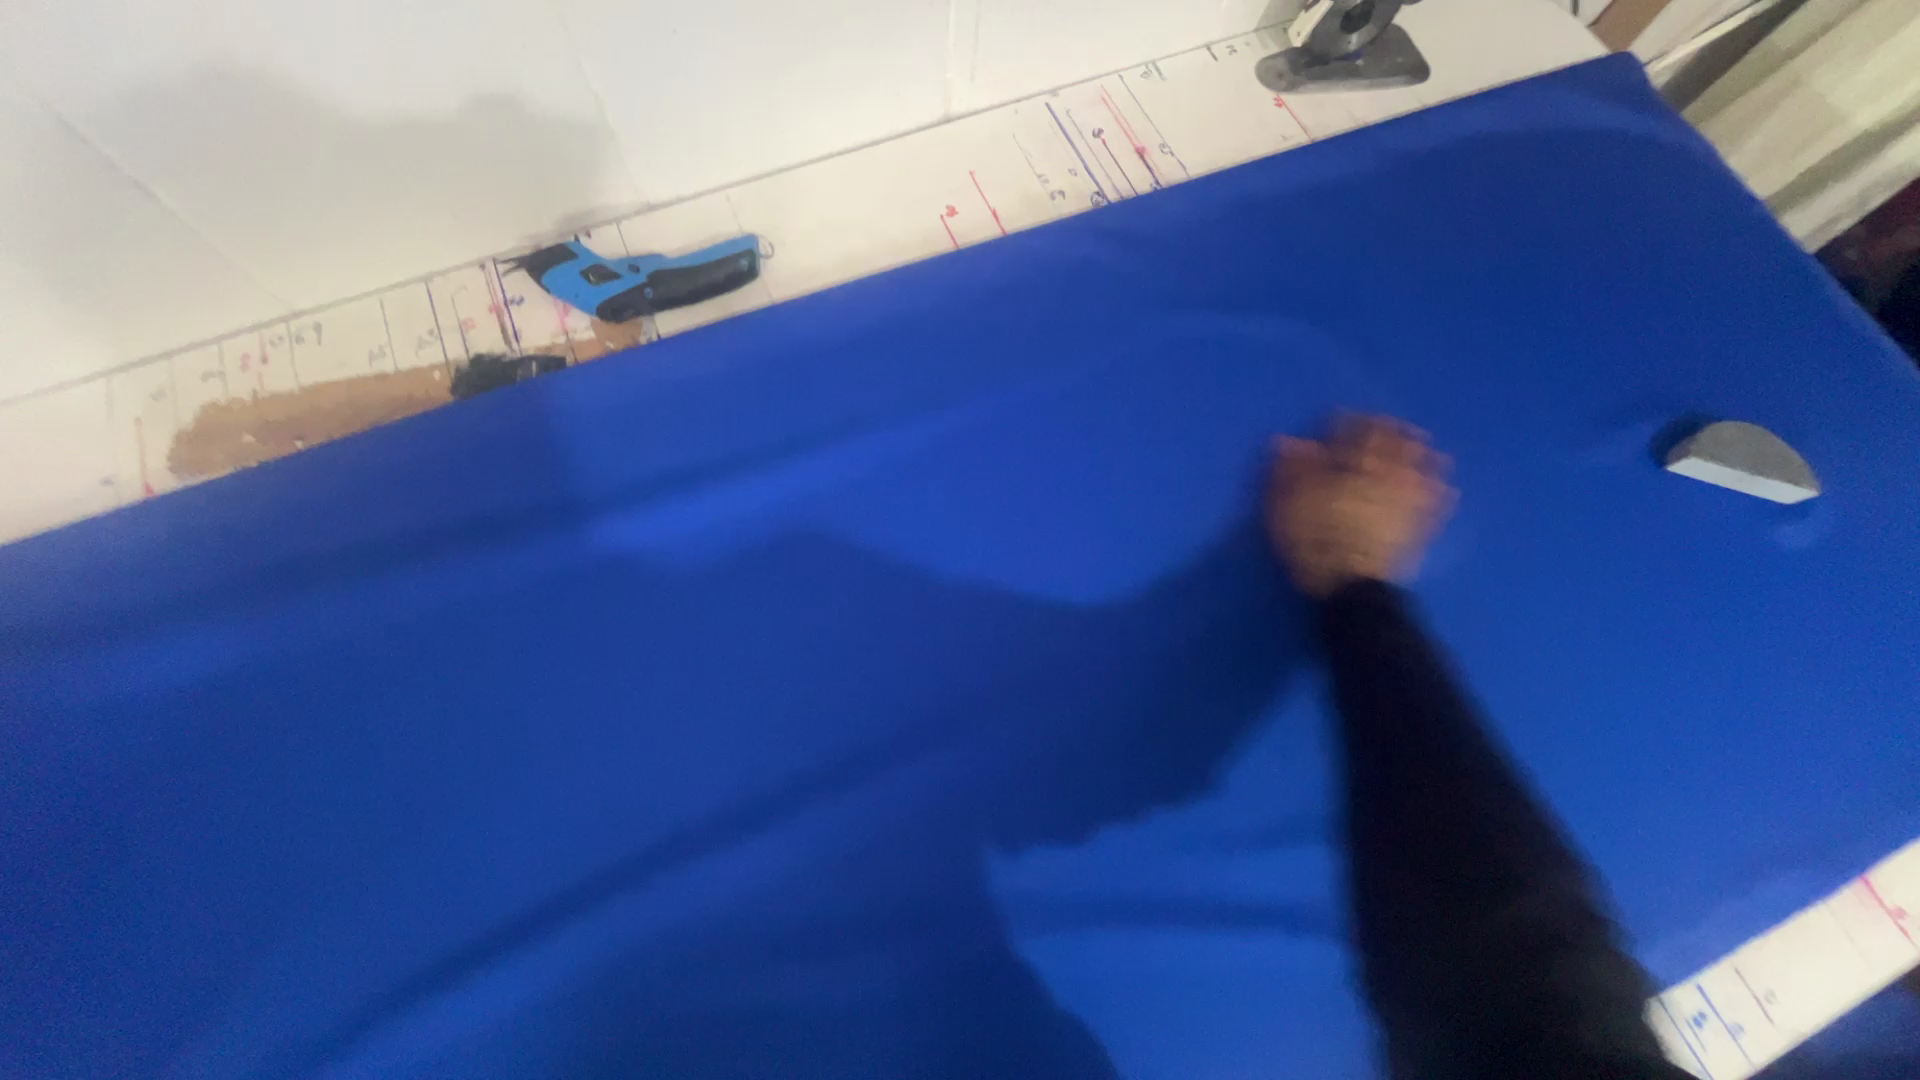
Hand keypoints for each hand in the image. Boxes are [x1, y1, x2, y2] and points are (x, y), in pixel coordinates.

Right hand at [1267, 414, 1454, 598]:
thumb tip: (1289, 440)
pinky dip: (1441, 494)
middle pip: (1392, 446)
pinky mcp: (1417, 529)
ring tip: (1424, 445)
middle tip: (1390, 423)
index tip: (1342, 416)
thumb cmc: (1312, 541)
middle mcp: (1385, 477)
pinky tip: (1447, 488)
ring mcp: (1406, 502)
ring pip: (1420, 469)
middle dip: (1391, 432)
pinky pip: (1435, 507)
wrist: (1349, 585)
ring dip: (1422, 455)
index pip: (1353, 434)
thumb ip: (1290, 470)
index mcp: (1352, 466)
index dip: (1348, 422)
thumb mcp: (1286, 504)